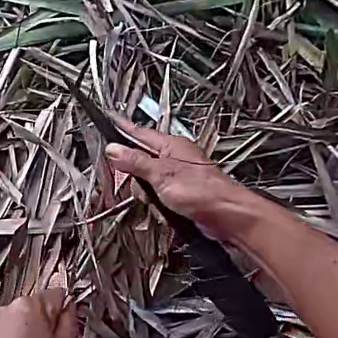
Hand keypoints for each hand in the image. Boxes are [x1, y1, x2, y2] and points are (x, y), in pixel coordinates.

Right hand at [104, 123, 268, 242]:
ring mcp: (179, 176)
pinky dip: (159, 205)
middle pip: (141, 161)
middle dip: (136, 177)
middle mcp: (175, 158)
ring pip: (148, 182)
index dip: (123, 130)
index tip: (110, 121)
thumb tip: (114, 149)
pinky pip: (159, 196)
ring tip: (157, 201)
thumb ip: (135, 161)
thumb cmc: (204, 191)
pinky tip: (165, 210)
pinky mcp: (182, 194)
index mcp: (171, 145)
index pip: (140, 133)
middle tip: (140, 186)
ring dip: (148, 195)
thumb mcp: (161, 174)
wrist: (227, 215)